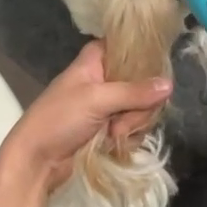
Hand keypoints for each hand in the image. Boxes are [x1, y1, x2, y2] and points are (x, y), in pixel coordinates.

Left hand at [0, 41, 173, 192]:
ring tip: (113, 135)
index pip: (128, 47)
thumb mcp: (96, 100)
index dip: (143, 61)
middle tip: (121, 119)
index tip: (154, 78)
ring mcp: (107, 104)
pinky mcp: (109, 127)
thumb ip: (134, 92)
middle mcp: (104, 77)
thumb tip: (169, 85)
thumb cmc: (60, 118)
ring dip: (132, 125)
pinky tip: (114, 145)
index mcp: (95, 59)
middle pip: (141, 82)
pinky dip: (128, 137)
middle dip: (138, 106)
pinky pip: (133, 127)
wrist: (36, 159)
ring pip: (140, 108)